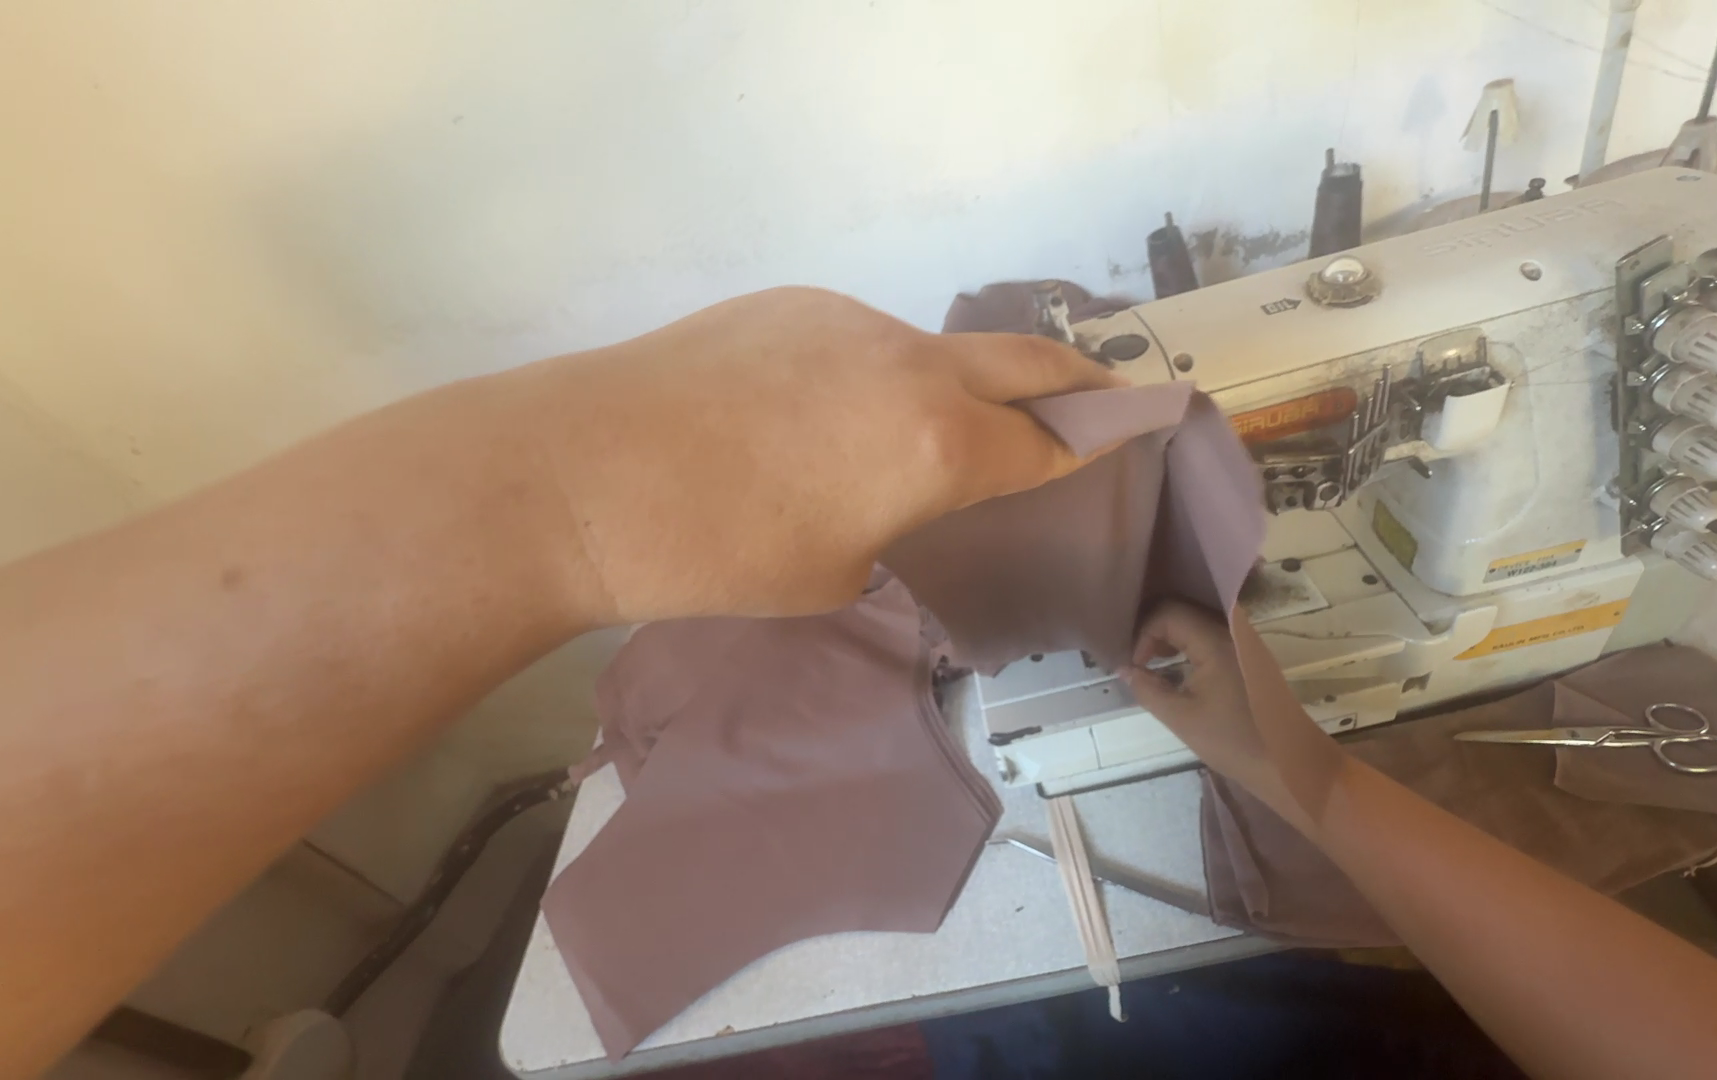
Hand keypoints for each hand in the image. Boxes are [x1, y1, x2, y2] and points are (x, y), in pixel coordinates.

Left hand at [515, 286, 1122, 622]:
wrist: (581, 477)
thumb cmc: (717, 555)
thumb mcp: (837, 571)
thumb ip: (897, 520)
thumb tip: (900, 492)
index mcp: (936, 447)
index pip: (1043, 443)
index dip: (1091, 444)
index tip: (1128, 434)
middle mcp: (913, 369)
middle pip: (1026, 364)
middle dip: (1079, 381)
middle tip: (1109, 393)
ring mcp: (853, 323)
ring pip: (939, 352)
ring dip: (962, 385)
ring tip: (929, 430)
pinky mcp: (796, 303)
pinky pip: (868, 342)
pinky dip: (881, 376)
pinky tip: (828, 413)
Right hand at [1120, 600, 1273, 792]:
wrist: (1289, 766)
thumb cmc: (1233, 742)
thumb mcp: (1180, 717)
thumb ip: (1146, 688)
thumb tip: (1124, 669)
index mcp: (1215, 642)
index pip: (1168, 613)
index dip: (1144, 634)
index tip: (1137, 665)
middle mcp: (1232, 632)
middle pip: (1183, 611)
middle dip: (1155, 630)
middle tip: (1141, 659)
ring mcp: (1243, 643)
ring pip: (1198, 621)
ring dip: (1172, 635)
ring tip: (1156, 661)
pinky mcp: (1249, 656)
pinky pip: (1212, 634)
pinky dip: (1190, 643)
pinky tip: (1180, 666)